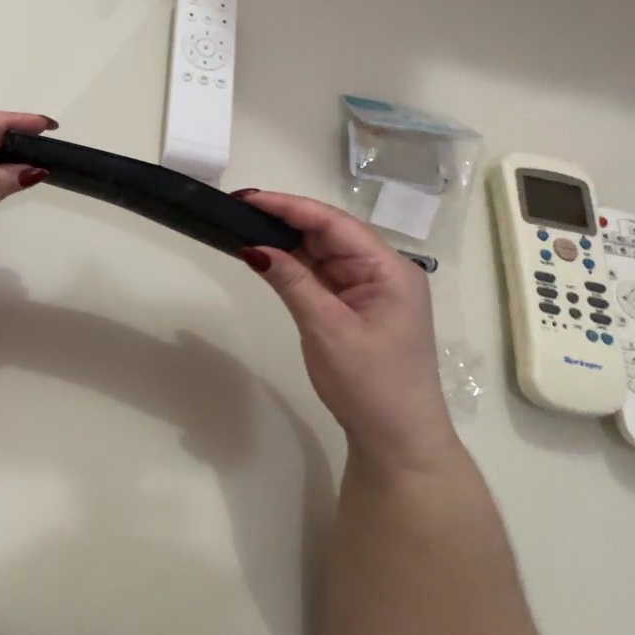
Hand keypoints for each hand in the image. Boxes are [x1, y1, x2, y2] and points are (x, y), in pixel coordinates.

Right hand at [235, 190, 458, 469]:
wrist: (397, 437)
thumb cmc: (370, 382)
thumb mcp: (326, 328)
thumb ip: (292, 282)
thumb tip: (253, 247)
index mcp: (389, 270)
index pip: (333, 223)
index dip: (289, 206)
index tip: (247, 197)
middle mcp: (383, 272)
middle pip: (329, 232)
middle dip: (284, 218)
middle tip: (237, 208)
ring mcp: (368, 289)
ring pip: (322, 251)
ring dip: (286, 240)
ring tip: (243, 226)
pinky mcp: (354, 306)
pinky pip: (320, 274)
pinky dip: (292, 264)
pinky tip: (266, 256)